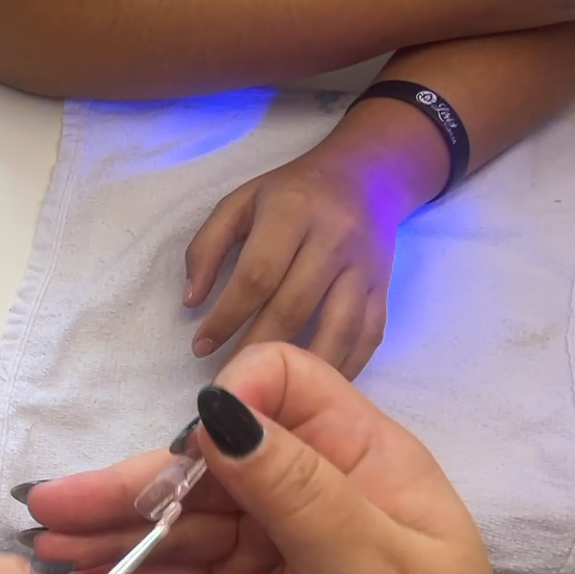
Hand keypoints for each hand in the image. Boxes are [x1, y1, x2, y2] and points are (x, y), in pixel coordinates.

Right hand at [24, 344, 528, 573]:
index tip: (186, 451)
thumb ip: (294, 487)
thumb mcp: (369, 565)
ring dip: (111, 530)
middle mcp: (296, 476)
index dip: (229, 402)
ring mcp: (259, 526)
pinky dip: (128, 570)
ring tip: (47, 544)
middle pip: (200, 460)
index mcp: (350, 451)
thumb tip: (218, 410)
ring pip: (174, 514)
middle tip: (52, 505)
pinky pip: (173, 562)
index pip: (280, 383)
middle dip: (128, 483)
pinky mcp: (232, 572)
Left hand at [186, 116, 414, 376]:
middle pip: (293, 308)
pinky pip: (368, 336)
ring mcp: (366, 267)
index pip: (257, 275)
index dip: (226, 317)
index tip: (200, 347)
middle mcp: (334, 239)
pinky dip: (343, 367)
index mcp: (292, 214)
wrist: (367, 175)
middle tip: (228, 380)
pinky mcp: (384, 289)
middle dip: (255, 350)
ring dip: (302, 368)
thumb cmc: (288, 196)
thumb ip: (206, 248)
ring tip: (270, 398)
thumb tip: (190, 301)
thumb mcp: (238, 205)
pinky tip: (315, 388)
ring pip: (338, 328)